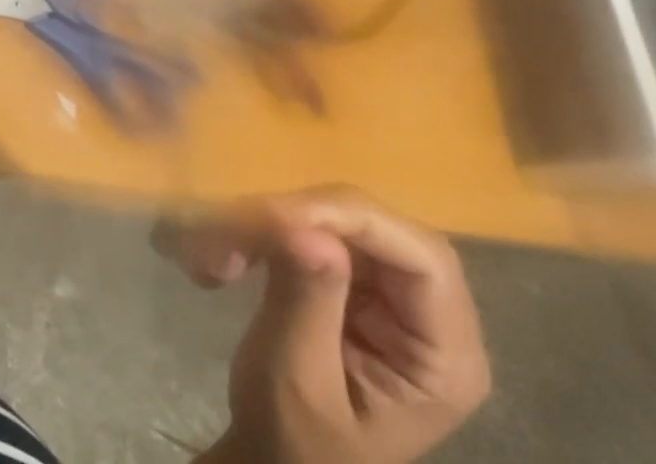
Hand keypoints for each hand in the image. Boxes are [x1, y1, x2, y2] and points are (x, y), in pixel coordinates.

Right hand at [157, 186, 489, 463]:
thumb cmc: (292, 443)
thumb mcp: (296, 381)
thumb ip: (307, 303)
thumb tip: (307, 231)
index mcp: (444, 356)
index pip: (423, 259)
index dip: (353, 220)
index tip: (272, 216)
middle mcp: (429, 319)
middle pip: (377, 231)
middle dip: (298, 219)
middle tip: (226, 232)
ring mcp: (389, 303)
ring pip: (336, 228)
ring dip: (267, 229)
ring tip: (211, 257)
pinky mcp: (349, 293)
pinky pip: (310, 243)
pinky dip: (260, 241)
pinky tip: (221, 261)